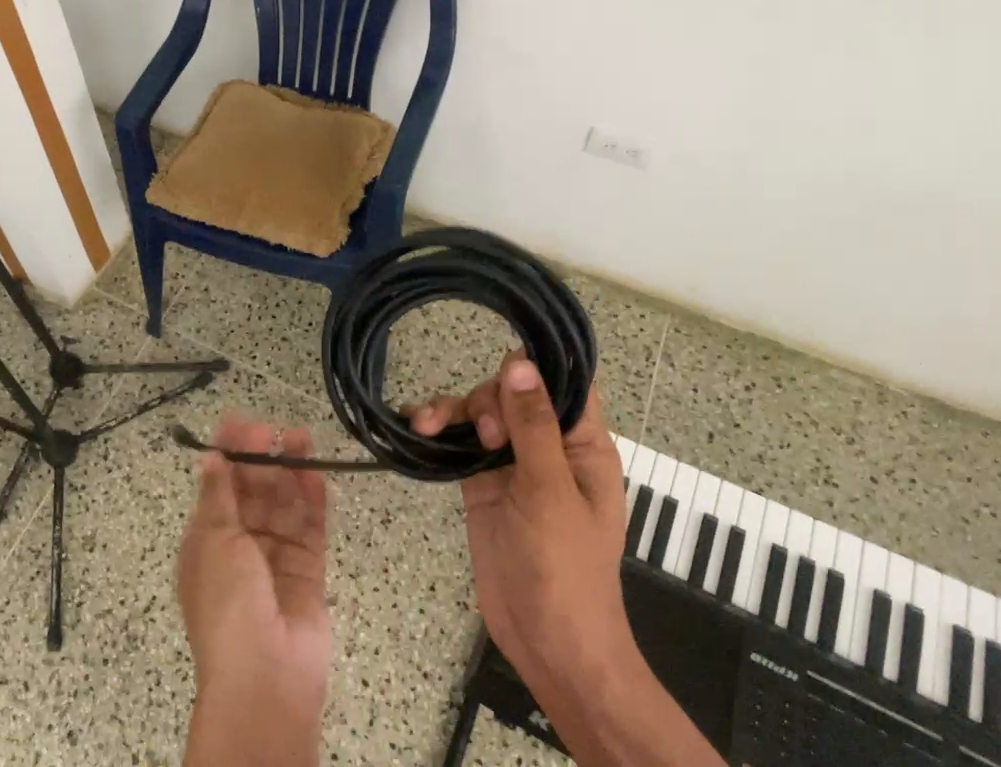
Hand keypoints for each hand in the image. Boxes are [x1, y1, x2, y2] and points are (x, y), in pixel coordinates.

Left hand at [176, 418, 330, 764]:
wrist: (265, 674)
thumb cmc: (227, 601)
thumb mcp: (213, 540)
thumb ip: (219, 495)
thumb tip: (209, 457)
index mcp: (206, 542)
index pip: (218, 488)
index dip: (228, 455)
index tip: (239, 422)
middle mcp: (240, 548)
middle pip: (253, 495)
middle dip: (261, 460)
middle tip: (273, 427)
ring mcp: (275, 560)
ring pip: (284, 507)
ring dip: (291, 473)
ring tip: (301, 437)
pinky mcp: (307, 572)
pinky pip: (310, 529)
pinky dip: (313, 501)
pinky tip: (316, 473)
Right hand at [413, 353, 634, 700]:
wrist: (548, 640)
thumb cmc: (565, 567)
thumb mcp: (550, 491)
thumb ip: (533, 425)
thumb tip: (520, 363)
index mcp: (583, 446)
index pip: (565, 384)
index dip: (536, 365)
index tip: (501, 361)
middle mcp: (549, 449)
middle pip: (513, 394)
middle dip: (490, 400)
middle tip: (487, 436)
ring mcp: (513, 467)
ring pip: (482, 416)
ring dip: (455, 412)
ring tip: (429, 426)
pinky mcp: (482, 486)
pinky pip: (460, 446)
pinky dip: (440, 434)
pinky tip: (417, 427)